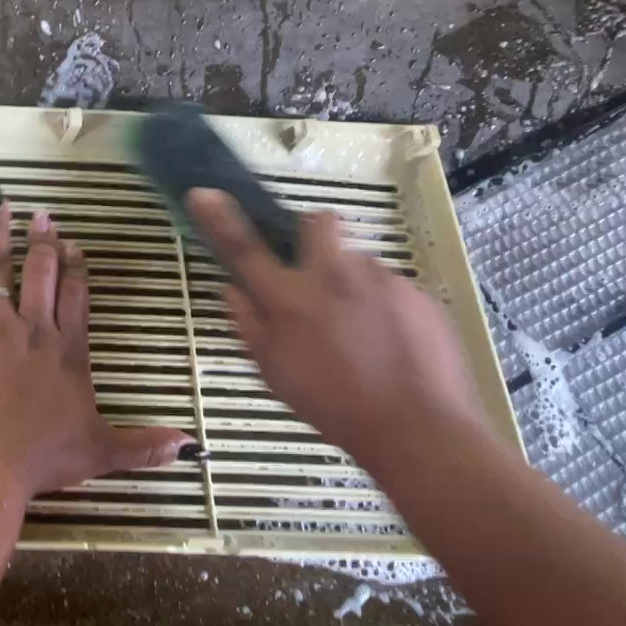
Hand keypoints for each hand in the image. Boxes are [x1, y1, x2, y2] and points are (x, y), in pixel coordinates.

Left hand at [0, 194, 192, 500]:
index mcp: (69, 351)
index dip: (77, 267)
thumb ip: (143, 444)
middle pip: (41, 272)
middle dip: (42, 240)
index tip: (74, 244)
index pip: (77, 296)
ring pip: (1, 267)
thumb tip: (191, 445)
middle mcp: (36, 329)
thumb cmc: (42, 458)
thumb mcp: (100, 451)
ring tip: (0, 202)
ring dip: (1, 232)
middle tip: (43, 214)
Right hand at [185, 188, 489, 471]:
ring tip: (362, 328)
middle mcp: (334, 277)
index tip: (203, 193)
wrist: (422, 432)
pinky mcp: (419, 294)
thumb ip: (249, 325)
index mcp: (290, 299)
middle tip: (316, 271)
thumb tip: (232, 288)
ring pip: (358, 260)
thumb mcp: (275, 374)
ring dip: (351, 281)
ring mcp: (381, 281)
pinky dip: (385, 305)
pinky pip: (392, 286)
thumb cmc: (335, 407)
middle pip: (317, 222)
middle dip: (313, 235)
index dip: (220, 217)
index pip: (244, 247)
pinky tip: (391, 342)